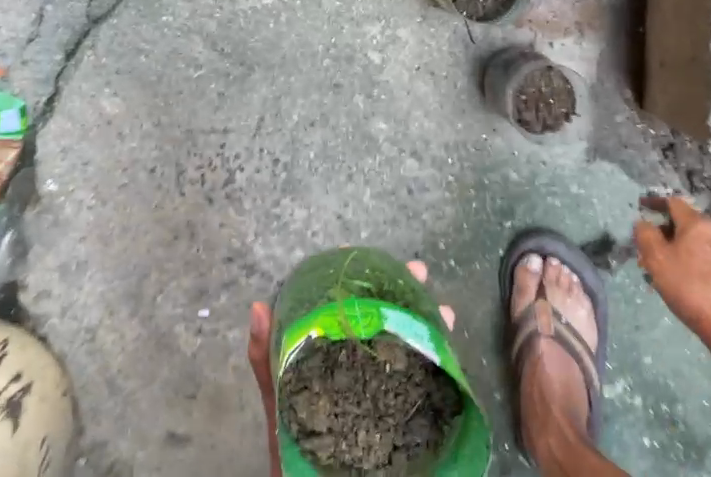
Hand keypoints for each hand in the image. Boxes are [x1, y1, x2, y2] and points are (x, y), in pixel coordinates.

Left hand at [248, 261, 453, 476]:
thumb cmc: (297, 455)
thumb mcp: (281, 404)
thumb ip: (269, 363)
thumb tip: (258, 306)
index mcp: (328, 359)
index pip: (343, 308)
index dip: (357, 280)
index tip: (370, 256)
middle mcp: (358, 369)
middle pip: (382, 320)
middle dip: (402, 293)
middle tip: (419, 273)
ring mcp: (383, 394)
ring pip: (409, 346)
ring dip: (427, 324)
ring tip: (444, 311)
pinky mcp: (407, 424)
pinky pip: (429, 387)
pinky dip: (442, 365)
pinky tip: (452, 351)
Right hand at [634, 196, 710, 347]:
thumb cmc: (690, 289)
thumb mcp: (656, 259)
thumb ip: (645, 234)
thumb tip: (645, 223)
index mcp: (698, 224)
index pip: (673, 203)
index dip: (655, 203)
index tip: (642, 207)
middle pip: (688, 224)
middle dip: (668, 232)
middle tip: (652, 249)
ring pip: (701, 243)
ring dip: (684, 249)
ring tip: (670, 269)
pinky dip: (699, 262)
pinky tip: (693, 282)